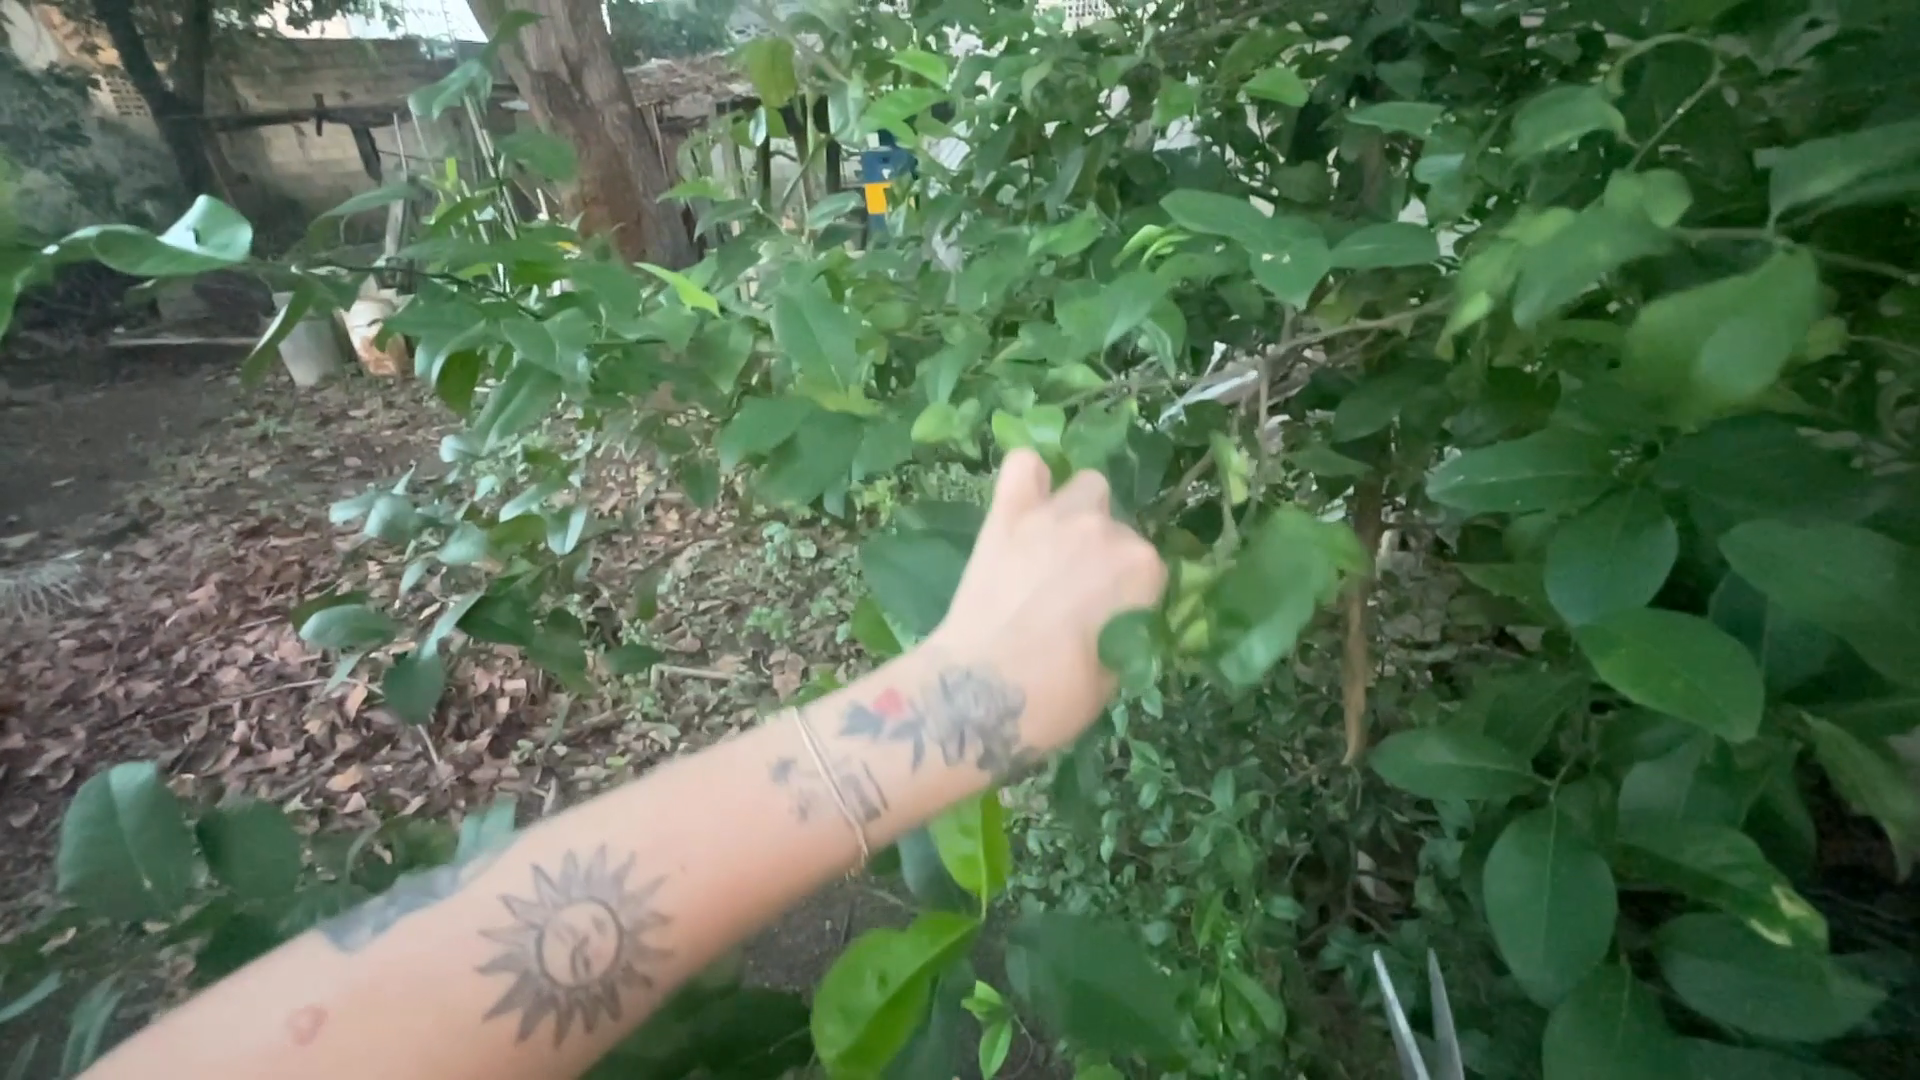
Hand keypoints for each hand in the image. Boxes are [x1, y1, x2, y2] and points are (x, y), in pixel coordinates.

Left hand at [927, 449, 1167, 754]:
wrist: (978, 692)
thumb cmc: (1054, 697)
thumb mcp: (1114, 675)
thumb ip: (1127, 630)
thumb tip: (1118, 616)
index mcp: (1141, 570)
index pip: (1149, 570)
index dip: (1129, 596)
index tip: (1107, 620)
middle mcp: (1105, 531)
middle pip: (1118, 530)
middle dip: (1103, 557)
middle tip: (1074, 594)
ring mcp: (1053, 516)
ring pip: (1086, 487)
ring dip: (1078, 511)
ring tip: (1054, 547)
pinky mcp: (1006, 514)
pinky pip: (1024, 465)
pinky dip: (1029, 478)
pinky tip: (1025, 503)